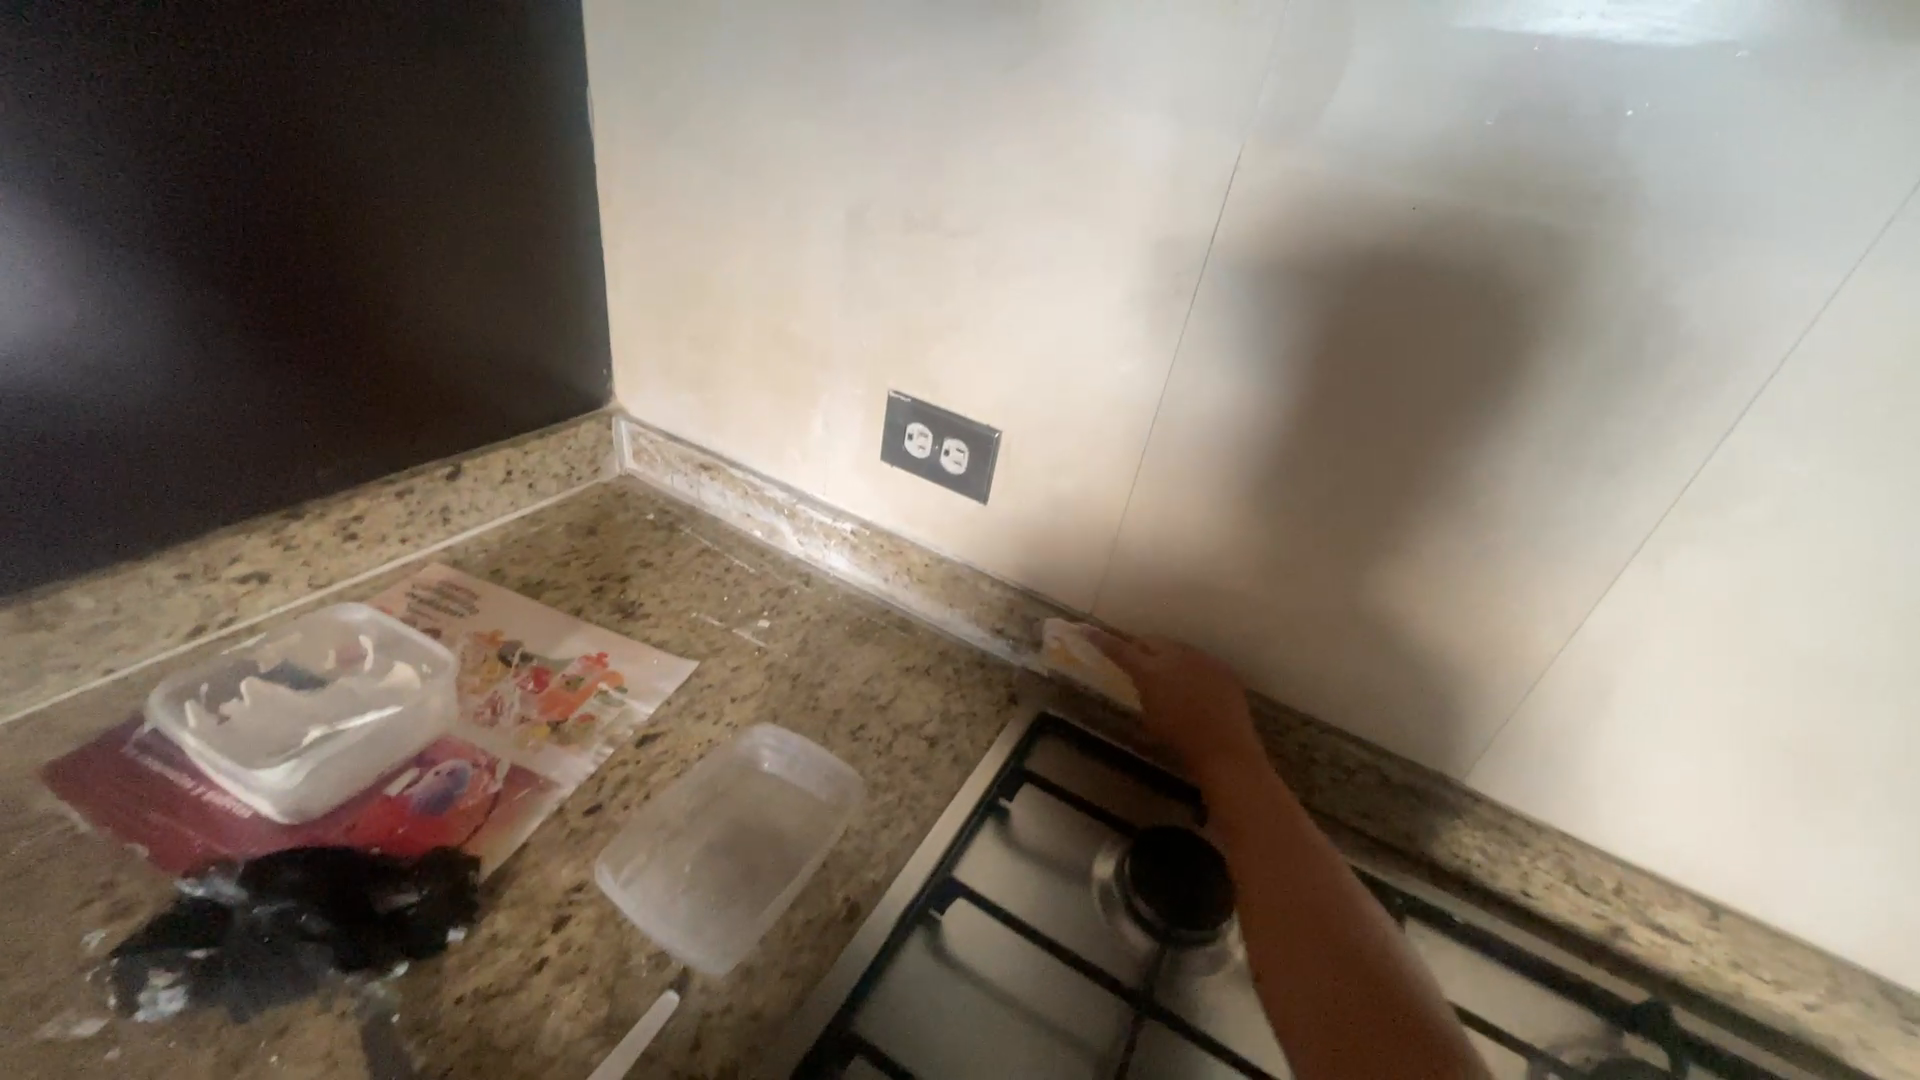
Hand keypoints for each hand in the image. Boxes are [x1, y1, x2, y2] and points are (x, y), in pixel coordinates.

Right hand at [1085, 629, 1266, 784]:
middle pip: (1150, 641)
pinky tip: (1194, 688)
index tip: (1085, 629)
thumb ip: (1143, 690)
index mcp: (1150, 671)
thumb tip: (1144, 680)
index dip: (1100, 639)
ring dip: (1166, 656)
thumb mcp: (1149, 716)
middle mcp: (1174, 655)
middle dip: (1140, 648)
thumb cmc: (1178, 739)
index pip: (1118, 649)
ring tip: (1169, 677)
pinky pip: (1199, 659)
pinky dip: (1190, 668)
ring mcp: (1201, 658)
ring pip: (1176, 647)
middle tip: (1136, 662)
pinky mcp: (1221, 666)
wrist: (1224, 748)